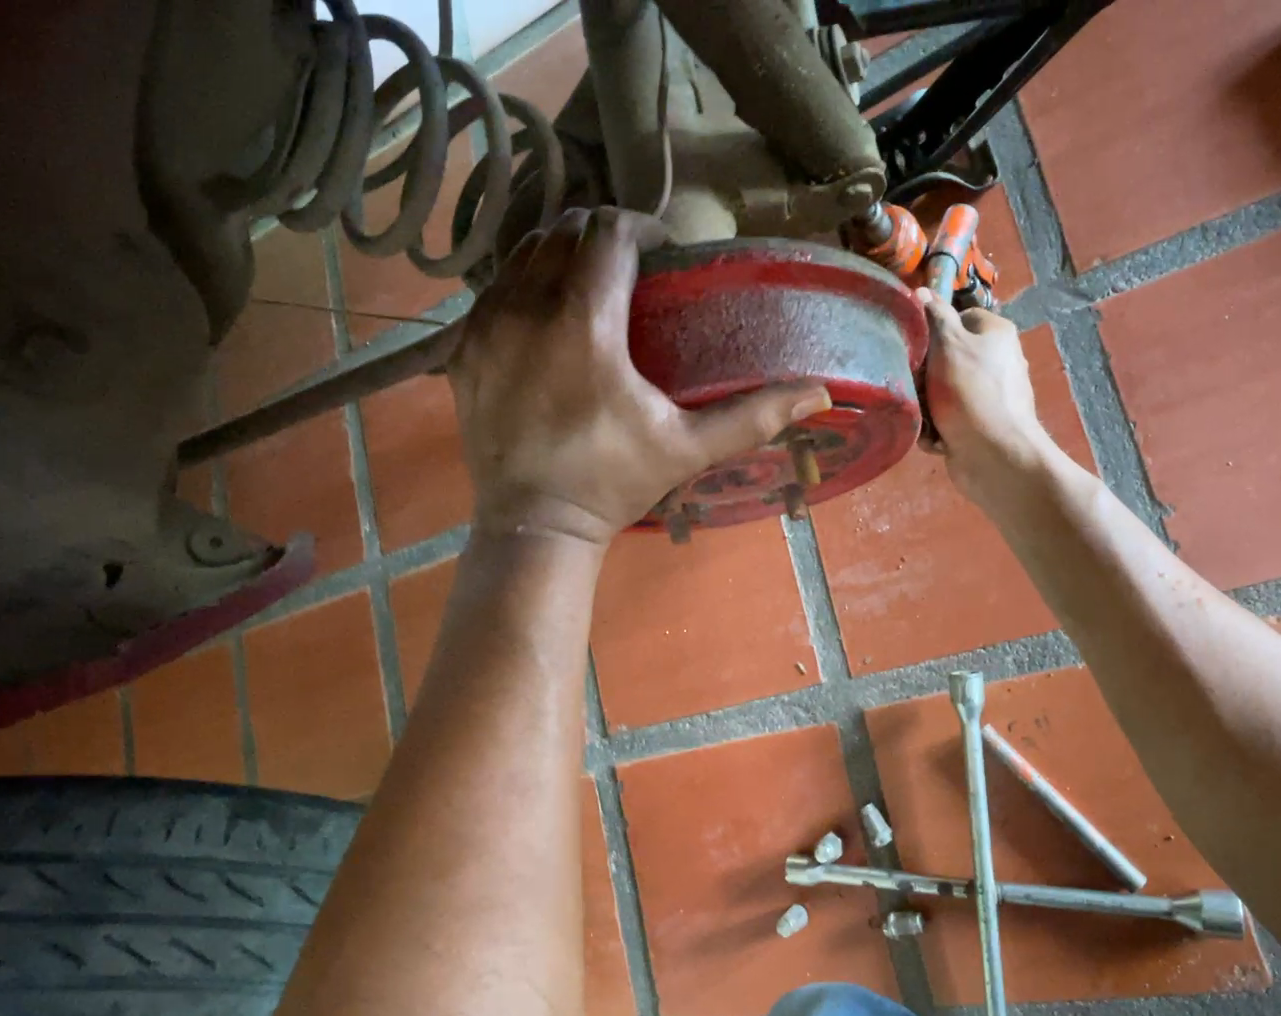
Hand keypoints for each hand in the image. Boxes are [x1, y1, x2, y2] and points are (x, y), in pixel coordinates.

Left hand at [444, 208, 832, 545]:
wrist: (533, 525)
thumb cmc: (613, 482)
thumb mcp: (687, 448)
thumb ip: (752, 415)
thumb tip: (819, 393)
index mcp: (585, 323)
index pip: (608, 230)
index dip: (641, 226)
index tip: (662, 250)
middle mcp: (527, 307)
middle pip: (564, 229)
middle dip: (602, 234)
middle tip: (631, 264)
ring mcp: (486, 325)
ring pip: (522, 252)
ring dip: (561, 253)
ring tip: (590, 282)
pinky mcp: (462, 348)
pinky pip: (492, 288)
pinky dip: (523, 283)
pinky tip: (545, 314)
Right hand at [916, 288, 1061, 500]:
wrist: (995, 456)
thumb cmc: (970, 393)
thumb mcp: (948, 345)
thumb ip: (935, 316)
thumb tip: (923, 291)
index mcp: (996, 334)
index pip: (959, 317)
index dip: (934, 330)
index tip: (915, 346)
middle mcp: (996, 362)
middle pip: (946, 357)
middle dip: (925, 375)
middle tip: (914, 385)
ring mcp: (989, 396)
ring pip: (942, 391)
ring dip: (926, 405)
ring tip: (924, 416)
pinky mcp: (979, 425)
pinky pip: (948, 419)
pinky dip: (937, 429)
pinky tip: (935, 437)